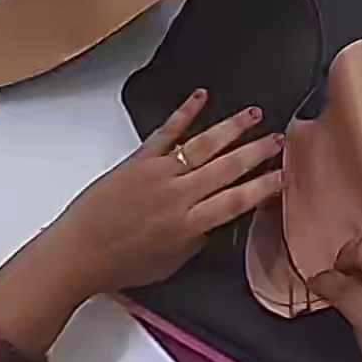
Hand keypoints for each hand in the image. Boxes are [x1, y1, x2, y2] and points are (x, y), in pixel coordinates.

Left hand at [0, 90, 283, 340]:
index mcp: (189, 225)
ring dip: (232, 127)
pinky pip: (166, 131)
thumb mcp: (171, 262)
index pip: (237, 201)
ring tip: (254, 113)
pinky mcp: (138, 159)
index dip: (264, 186)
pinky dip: (185, 111)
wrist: (76, 254)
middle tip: (280, 139)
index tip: (285, 174)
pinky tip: (202, 96)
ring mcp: (158, 173)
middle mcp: (178, 196)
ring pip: (204, 144)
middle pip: (228, 168)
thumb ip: (200, 239)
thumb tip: (222, 217)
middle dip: (258, 151)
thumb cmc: (122, 265)